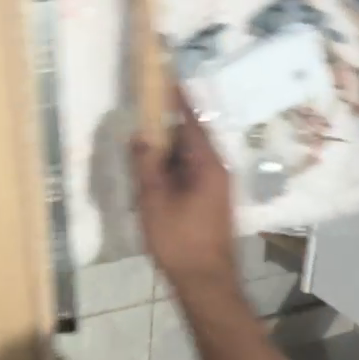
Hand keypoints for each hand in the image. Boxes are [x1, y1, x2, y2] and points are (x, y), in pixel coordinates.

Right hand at [134, 84, 237, 293]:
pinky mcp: (212, 201)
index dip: (177, 98)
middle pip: (192, 135)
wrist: (206, 282)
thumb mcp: (154, 200)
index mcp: (207, 163)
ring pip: (190, 155)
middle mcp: (218, 169)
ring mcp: (217, 186)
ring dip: (169, 145)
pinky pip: (191, 170)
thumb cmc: (180, 240)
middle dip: (168, 120)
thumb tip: (140, 135)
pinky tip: (154, 169)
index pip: (191, 119)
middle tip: (145, 105)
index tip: (165, 77)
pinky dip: (173, 163)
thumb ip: (146, 164)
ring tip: (144, 135)